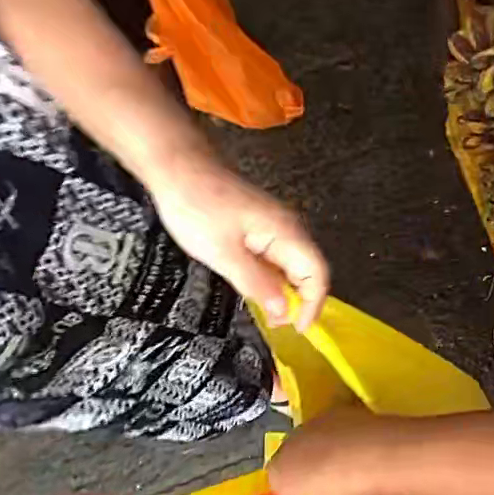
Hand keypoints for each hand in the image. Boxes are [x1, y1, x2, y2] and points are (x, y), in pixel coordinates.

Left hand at [146, 152, 329, 330]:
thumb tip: (283, 311)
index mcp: (287, 234)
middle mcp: (290, 230)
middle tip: (277, 324)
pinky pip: (277, 259)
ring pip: (292, 267)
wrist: (176, 166)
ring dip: (284, 292)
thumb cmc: (197, 206)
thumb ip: (257, 284)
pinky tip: (254, 289)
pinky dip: (272, 279)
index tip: (298, 328)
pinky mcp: (262, 228)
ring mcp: (276, 228)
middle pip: (310, 272)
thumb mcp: (224, 253)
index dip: (313, 305)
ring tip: (265, 312)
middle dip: (299, 302)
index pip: (317, 275)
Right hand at [268, 404, 391, 494]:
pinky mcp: (338, 410)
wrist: (372, 456)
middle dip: (311, 471)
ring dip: (328, 451)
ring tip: (355, 466)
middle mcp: (288, 444)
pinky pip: (337, 429)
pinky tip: (365, 448)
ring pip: (316, 441)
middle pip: (296, 460)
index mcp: (277, 475)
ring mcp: (313, 423)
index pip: (281, 488)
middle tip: (336, 487)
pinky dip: (346, 437)